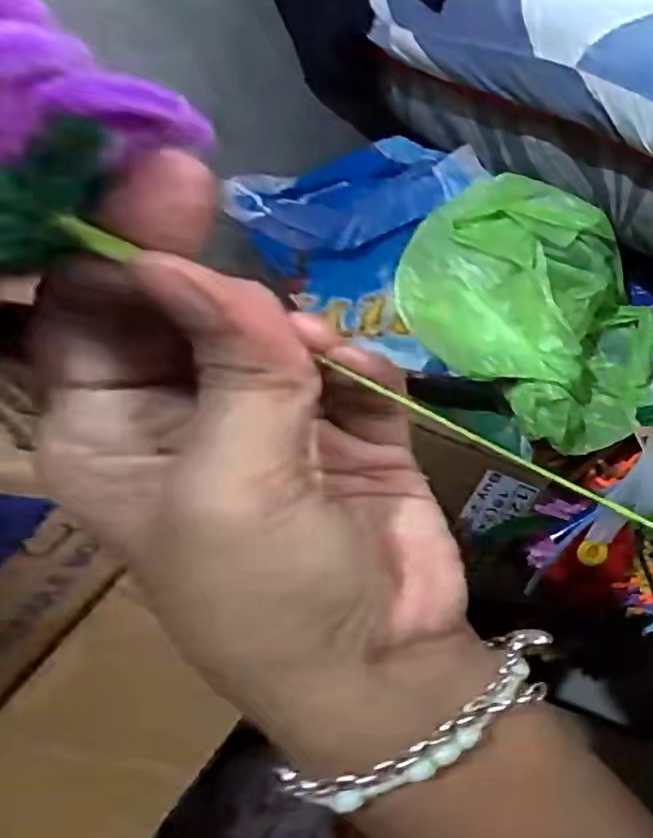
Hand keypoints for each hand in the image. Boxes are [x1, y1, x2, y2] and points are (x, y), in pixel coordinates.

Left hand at [27, 151, 482, 757]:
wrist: (382, 649)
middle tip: (205, 192)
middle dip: (198, 269)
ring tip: (324, 347)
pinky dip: (368, 371)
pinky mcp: (367, 445)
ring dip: (299, 332)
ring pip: (282, 345)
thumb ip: (238, 382)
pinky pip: (360, 385)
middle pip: (185, 317)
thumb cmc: (270, 587)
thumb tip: (216, 278)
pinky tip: (375, 379)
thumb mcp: (231, 486)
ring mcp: (290, 431)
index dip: (105, 253)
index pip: (84, 317)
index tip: (142, 189)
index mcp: (110, 432)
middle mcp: (194, 420)